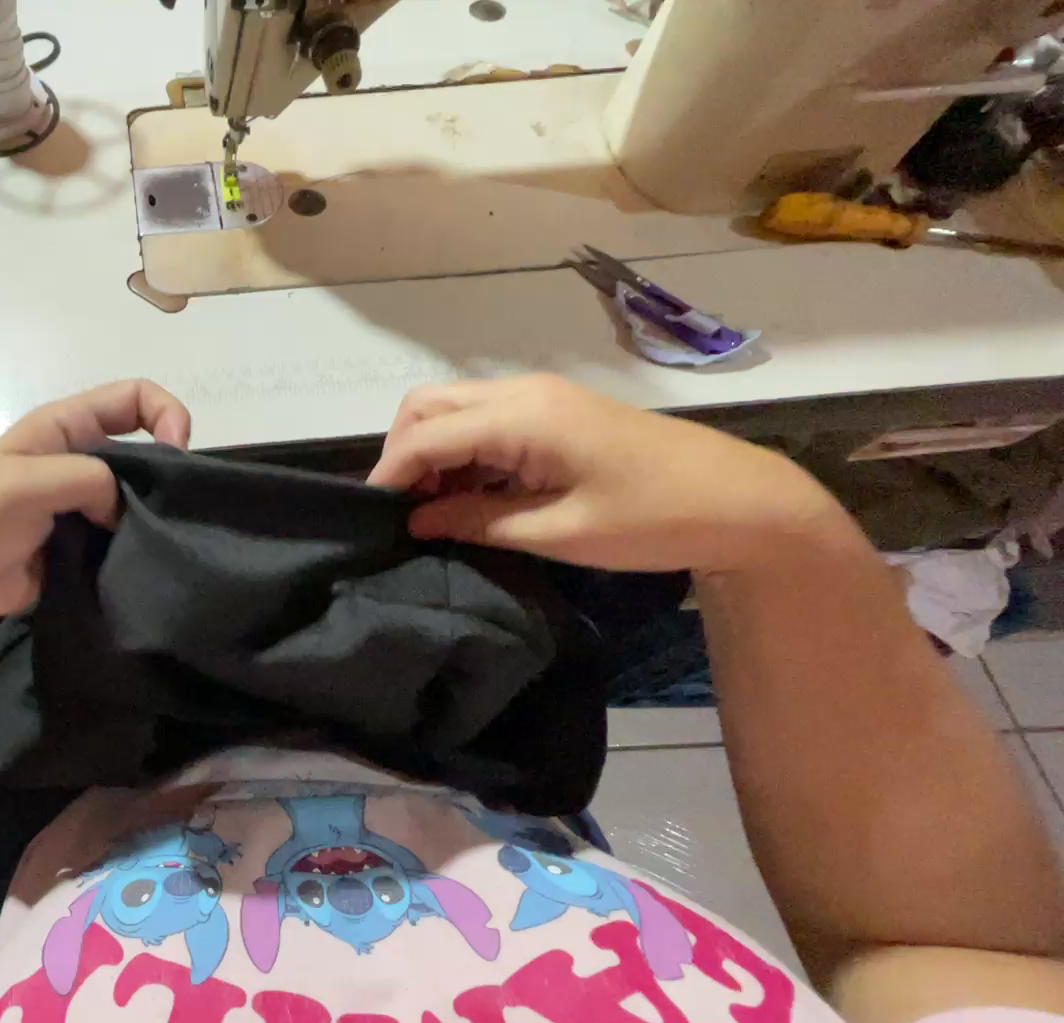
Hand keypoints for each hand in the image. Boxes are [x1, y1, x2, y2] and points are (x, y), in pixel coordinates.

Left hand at [0, 380, 191, 648]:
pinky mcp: (85, 541)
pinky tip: (144, 557)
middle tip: (175, 506)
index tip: (178, 452)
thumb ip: (87, 478)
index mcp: (64, 427)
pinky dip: (138, 542)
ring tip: (162, 537)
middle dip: (165, 469)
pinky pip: (125, 534)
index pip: (132, 398)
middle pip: (144, 448)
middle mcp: (79, 458)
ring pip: (138, 495)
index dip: (165, 412)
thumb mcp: (26, 481)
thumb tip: (121, 508)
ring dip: (152, 512)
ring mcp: (83, 502)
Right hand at [366, 376, 862, 575]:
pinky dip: (460, 453)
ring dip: (430, 453)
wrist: (745, 503)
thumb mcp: (555, 532)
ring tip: (434, 508)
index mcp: (522, 417)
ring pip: (451, 410)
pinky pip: (481, 421)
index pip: (425, 436)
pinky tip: (469, 493)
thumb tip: (415, 521)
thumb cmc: (652, 521)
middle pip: (427, 406)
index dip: (390, 475)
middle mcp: (522, 392)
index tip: (373, 518)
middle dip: (402, 455)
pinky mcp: (551, 411)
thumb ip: (473, 521)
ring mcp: (539, 397)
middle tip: (405, 509)